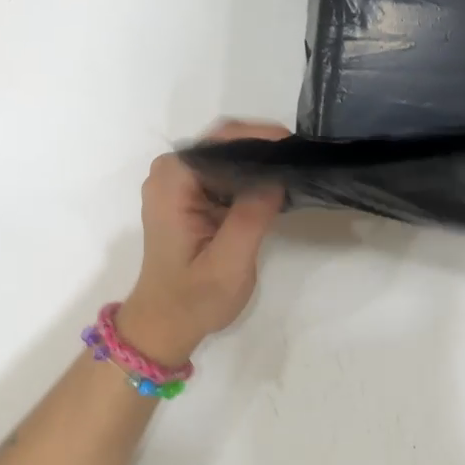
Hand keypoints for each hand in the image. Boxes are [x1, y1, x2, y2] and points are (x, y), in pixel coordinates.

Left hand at [116, 120, 289, 366]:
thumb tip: (277, 176)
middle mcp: (171, 171)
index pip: (222, 140)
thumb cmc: (193, 299)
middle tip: (300, 164)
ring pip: (228, 153)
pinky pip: (225, 169)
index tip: (295, 151)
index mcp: (173, 180)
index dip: (261, 139)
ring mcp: (179, 181)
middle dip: (264, 148)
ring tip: (294, 173)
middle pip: (225, 141)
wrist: (165, 326)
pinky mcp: (190, 193)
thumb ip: (251, 216)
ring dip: (260, 161)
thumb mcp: (228, 263)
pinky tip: (275, 188)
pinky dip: (251, 175)